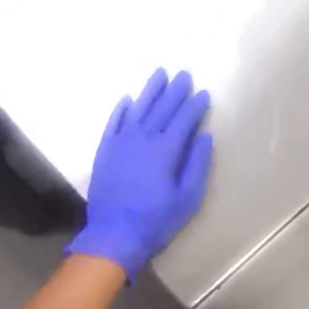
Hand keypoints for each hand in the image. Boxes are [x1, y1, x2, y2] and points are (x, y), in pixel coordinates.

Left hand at [67, 69, 213, 279]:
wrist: (115, 234)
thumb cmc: (157, 221)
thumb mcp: (187, 198)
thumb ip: (197, 165)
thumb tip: (204, 138)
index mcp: (166, 149)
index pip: (184, 119)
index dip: (195, 106)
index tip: (204, 94)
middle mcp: (143, 138)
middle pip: (162, 108)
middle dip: (175, 91)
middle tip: (184, 75)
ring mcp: (120, 143)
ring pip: (137, 109)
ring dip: (150, 91)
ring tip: (160, 74)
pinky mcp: (104, 152)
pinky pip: (113, 123)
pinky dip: (122, 110)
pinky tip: (128, 100)